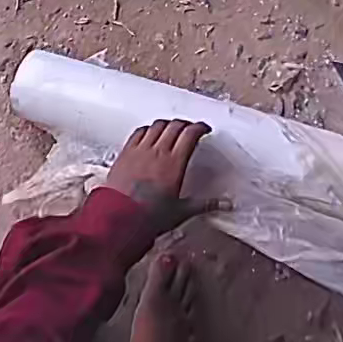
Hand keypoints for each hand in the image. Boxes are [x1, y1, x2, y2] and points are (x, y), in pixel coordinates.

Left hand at [101, 119, 222, 238]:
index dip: (199, 127)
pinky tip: (149, 133)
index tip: (204, 129)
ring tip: (172, 128)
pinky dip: (148, 129)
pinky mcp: (125, 152)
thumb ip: (204, 204)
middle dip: (185, 124)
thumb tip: (224, 204)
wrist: (118, 217)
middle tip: (190, 129)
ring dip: (167, 124)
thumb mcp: (181, 211)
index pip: (190, 134)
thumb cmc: (149, 216)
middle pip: (174, 126)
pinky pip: (138, 132)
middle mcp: (157, 152)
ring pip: (156, 126)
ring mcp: (140, 150)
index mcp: (174, 163)